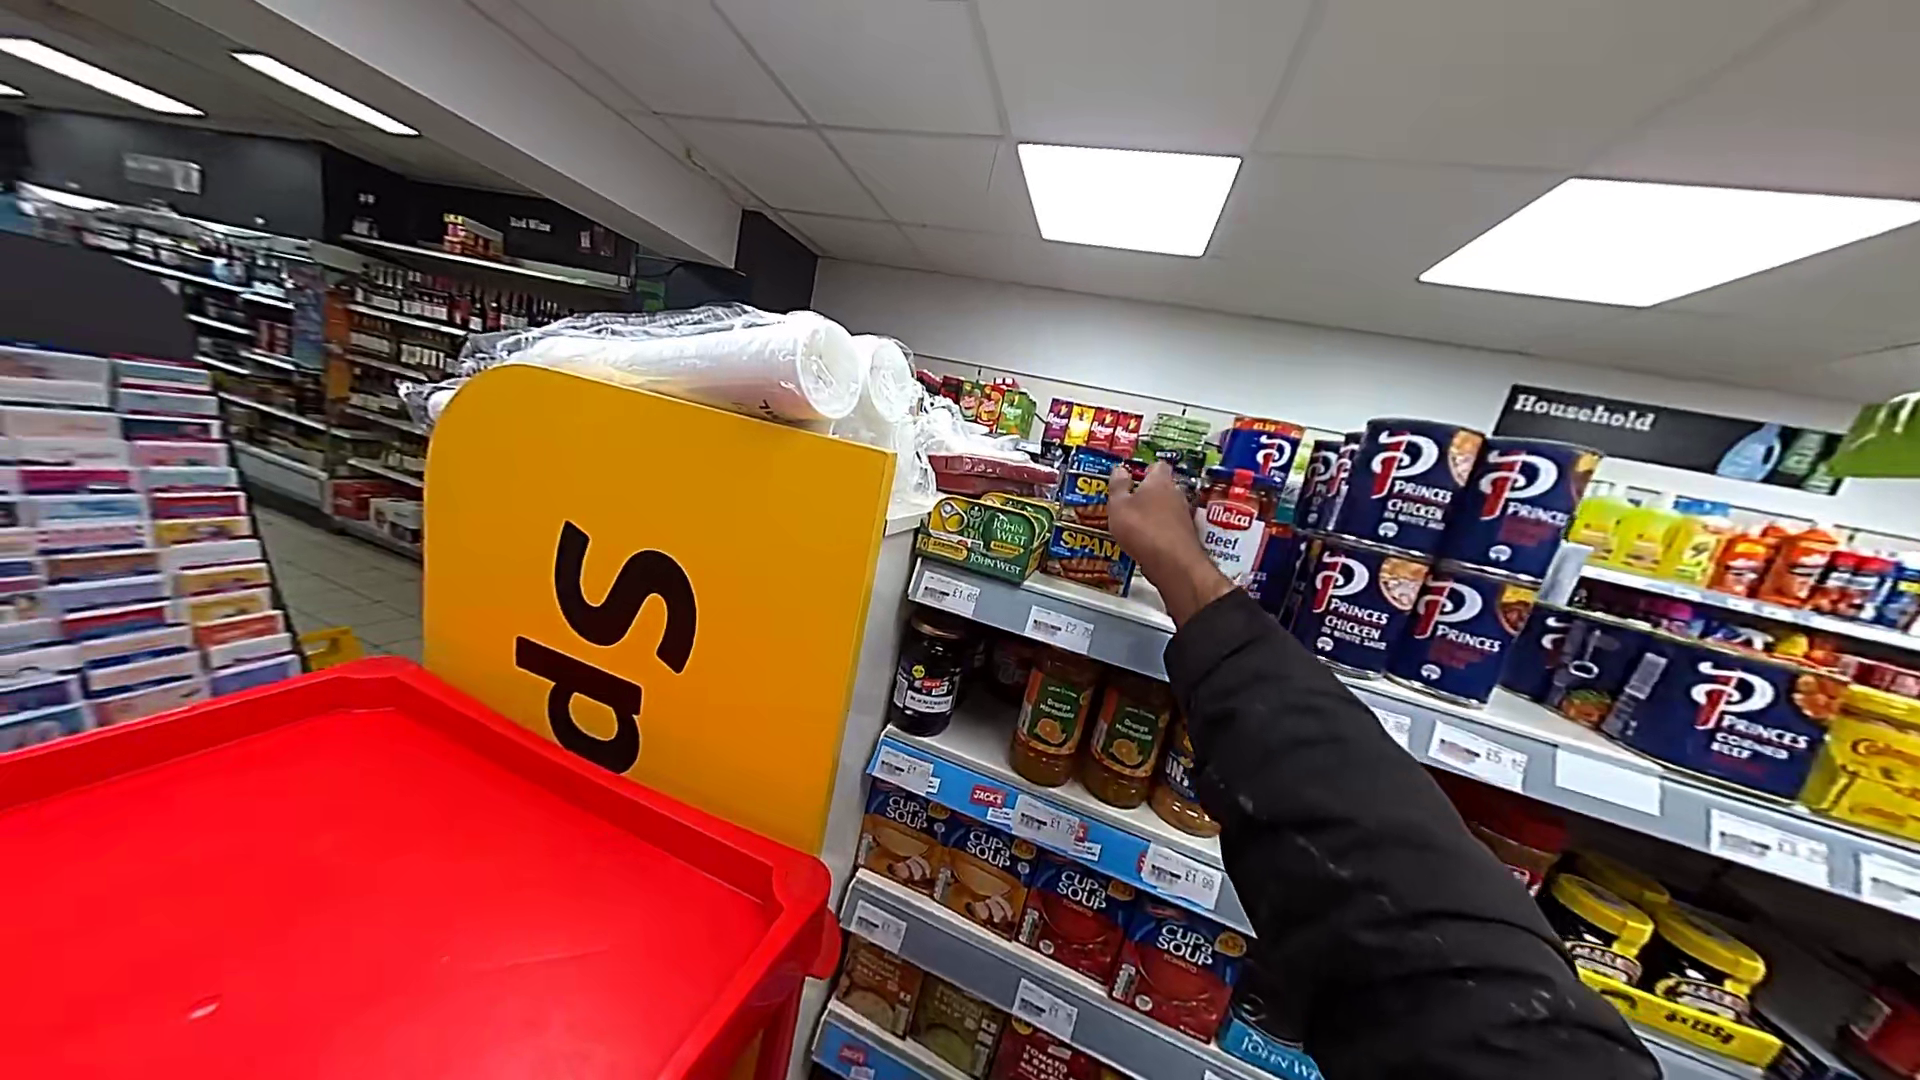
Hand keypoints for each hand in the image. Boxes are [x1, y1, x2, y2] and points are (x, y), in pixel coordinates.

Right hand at [1108, 463, 1234, 625]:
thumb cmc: (1143, 529)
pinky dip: (1156, 532)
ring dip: (1151, 514)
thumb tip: (1119, 470)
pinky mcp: (1184, 536)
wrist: (1173, 564)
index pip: (1156, 465)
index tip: (1130, 475)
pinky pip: (1167, 528)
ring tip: (1131, 523)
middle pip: (1161, 487)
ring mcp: (1183, 516)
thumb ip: (1118, 486)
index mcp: (1159, 480)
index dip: (1143, 469)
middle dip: (1146, 493)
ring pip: (1165, 508)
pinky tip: (1142, 541)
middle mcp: (1176, 494)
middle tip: (1127, 500)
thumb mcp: (1118, 506)